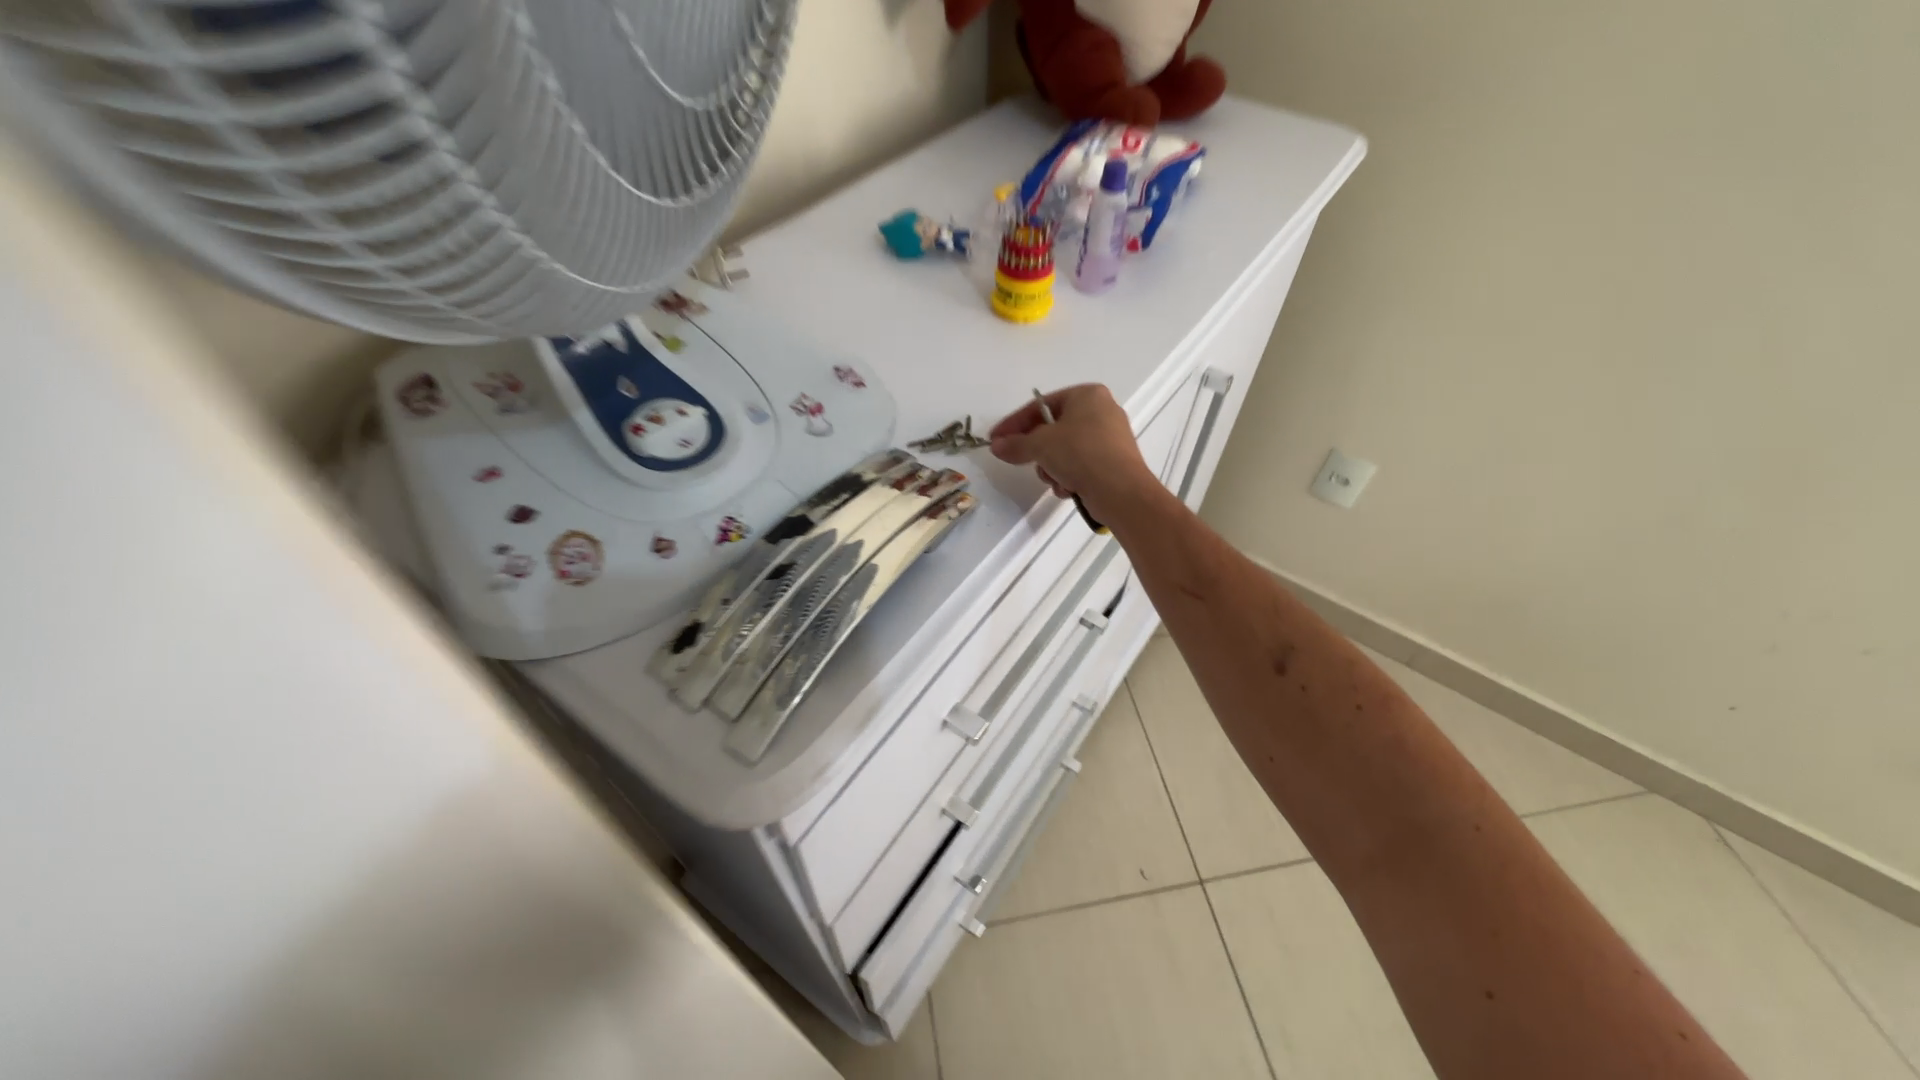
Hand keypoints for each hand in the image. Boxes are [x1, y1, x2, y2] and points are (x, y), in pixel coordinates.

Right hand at [989, 384, 1160, 526]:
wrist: (1121, 491)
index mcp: (1087, 395)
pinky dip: (1070, 476)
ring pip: (1065, 450)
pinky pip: (1081, 465)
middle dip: (1037, 450)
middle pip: (1054, 429)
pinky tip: (1068, 488)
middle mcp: (1102, 410)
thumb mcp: (1041, 445)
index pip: (1041, 406)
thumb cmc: (1081, 455)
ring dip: (1052, 467)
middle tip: (1021, 462)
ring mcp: (1111, 438)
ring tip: (1053, 479)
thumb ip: (1016, 444)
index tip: (995, 440)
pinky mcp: (1114, 462)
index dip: (1014, 424)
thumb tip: (997, 446)